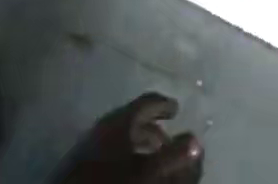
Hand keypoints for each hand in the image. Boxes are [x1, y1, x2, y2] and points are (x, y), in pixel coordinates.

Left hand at [51, 93, 203, 183]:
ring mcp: (90, 143)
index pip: (146, 101)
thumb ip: (171, 155)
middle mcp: (105, 125)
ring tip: (154, 156)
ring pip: (121, 135)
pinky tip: (130, 166)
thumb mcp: (145, 172)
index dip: (164, 104)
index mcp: (120, 120)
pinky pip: (110, 148)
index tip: (177, 110)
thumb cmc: (109, 181)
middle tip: (170, 138)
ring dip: (140, 141)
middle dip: (154, 127)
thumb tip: (197, 139)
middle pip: (134, 118)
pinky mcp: (81, 162)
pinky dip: (126, 152)